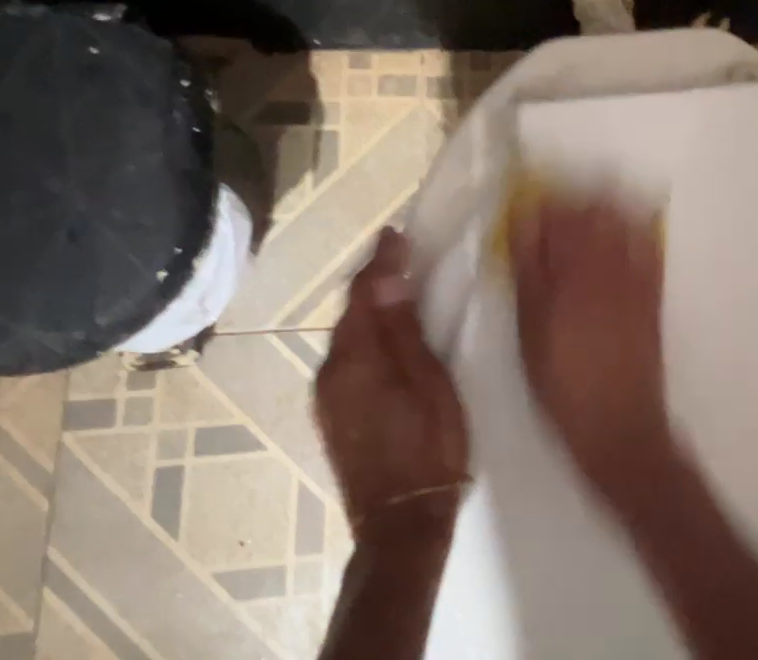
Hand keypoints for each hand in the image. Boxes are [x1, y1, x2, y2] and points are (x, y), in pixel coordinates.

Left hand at [315, 229, 469, 541]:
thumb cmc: (429, 447)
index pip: (363, 293)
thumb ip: (403, 328)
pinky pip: (348, 359)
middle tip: (402, 256)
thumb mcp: (428, 381)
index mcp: (354, 358)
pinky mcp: (335, 415)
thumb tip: (386, 274)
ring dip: (370, 309)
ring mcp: (328, 396)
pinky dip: (367, 338)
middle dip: (373, 281)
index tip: (395, 232)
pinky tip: (387, 338)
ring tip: (398, 289)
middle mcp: (330, 371)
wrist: (401, 524)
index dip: (380, 260)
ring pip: (348, 336)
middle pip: (351, 313)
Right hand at [509, 193, 673, 495]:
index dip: (543, 200)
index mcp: (568, 279)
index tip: (530, 191)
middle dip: (576, 194)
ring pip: (623, 222)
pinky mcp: (654, 296)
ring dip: (607, 201)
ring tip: (593, 193)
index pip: (556, 221)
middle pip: (592, 213)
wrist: (620, 428)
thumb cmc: (562, 388)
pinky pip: (650, 247)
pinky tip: (635, 215)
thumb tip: (521, 229)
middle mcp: (604, 271)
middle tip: (560, 190)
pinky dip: (640, 224)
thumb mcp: (530, 336)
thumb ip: (526, 279)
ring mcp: (634, 281)